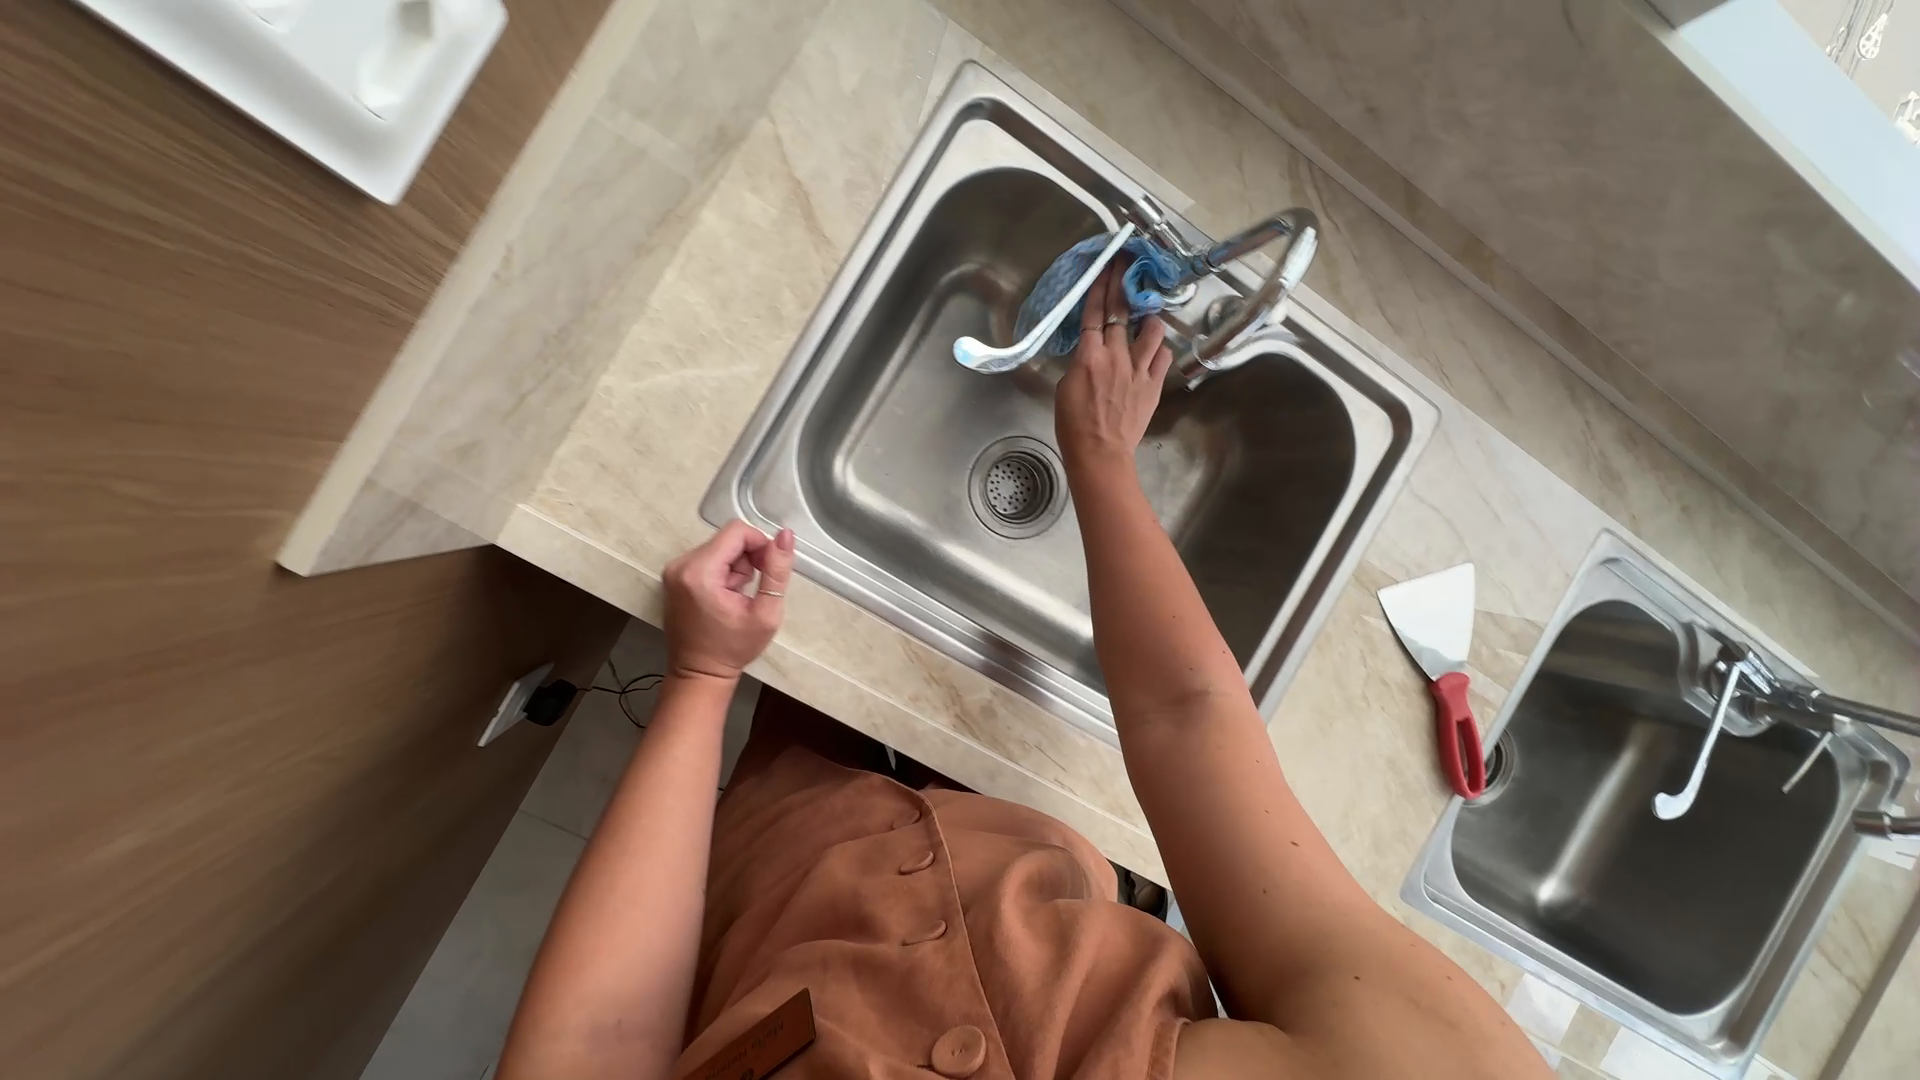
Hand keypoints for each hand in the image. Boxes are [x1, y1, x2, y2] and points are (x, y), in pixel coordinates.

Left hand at [662, 520, 794, 683]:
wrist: (699, 672)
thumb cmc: (734, 648)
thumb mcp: (766, 613)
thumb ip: (777, 571)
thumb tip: (786, 535)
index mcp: (699, 572)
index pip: (737, 531)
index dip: (760, 545)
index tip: (767, 573)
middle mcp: (681, 565)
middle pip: (728, 539)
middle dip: (748, 559)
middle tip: (753, 590)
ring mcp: (674, 570)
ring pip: (720, 547)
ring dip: (736, 566)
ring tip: (738, 597)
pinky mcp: (675, 576)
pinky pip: (708, 558)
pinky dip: (723, 571)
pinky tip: (725, 596)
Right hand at [1055, 261, 1172, 476]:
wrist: (1099, 454)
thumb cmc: (1073, 426)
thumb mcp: (1064, 389)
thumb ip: (1080, 364)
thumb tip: (1091, 354)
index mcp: (1088, 356)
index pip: (1094, 312)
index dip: (1100, 286)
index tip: (1106, 266)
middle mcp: (1116, 356)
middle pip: (1121, 312)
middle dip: (1123, 284)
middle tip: (1127, 262)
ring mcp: (1138, 369)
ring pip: (1151, 330)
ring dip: (1149, 317)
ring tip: (1148, 314)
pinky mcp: (1152, 385)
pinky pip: (1162, 356)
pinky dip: (1159, 347)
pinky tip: (1155, 347)